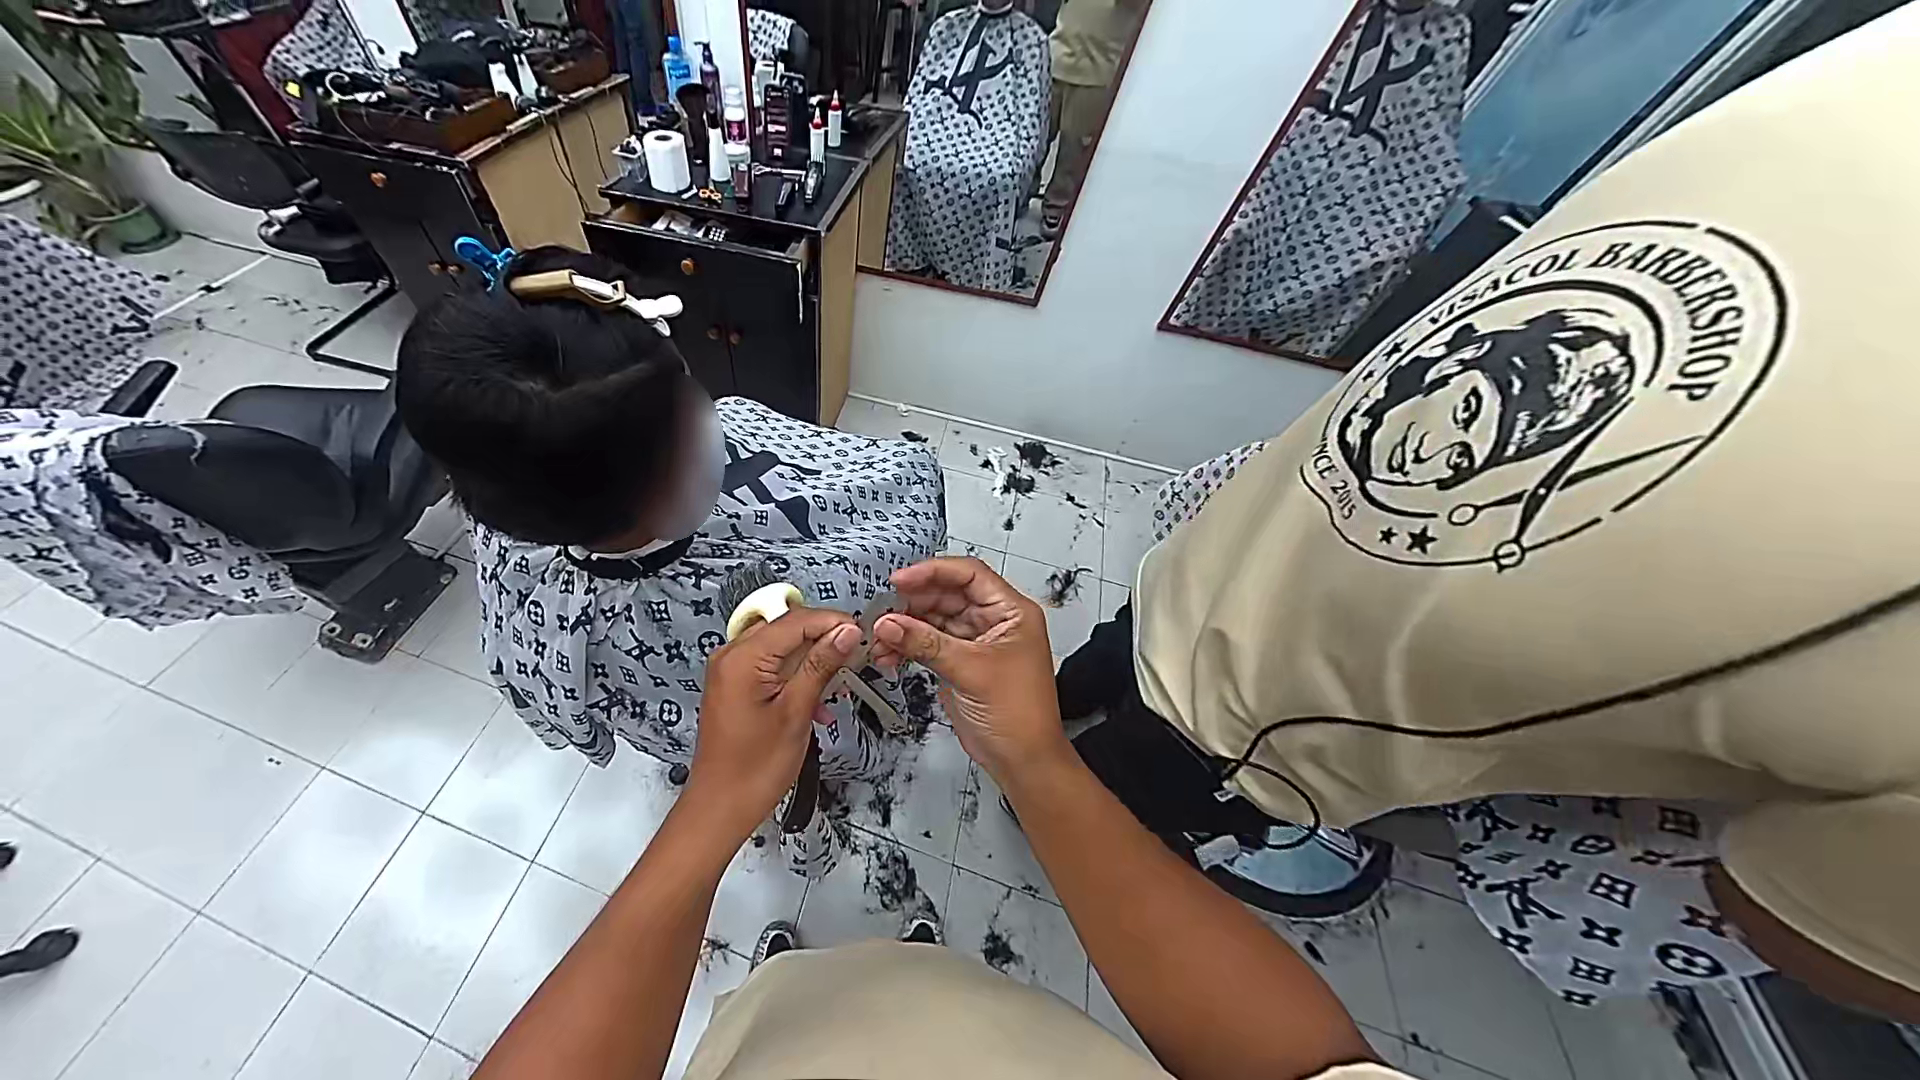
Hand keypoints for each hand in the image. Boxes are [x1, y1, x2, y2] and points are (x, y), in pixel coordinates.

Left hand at [686, 608, 858, 841]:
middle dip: (824, 640)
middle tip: (855, 655)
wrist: (721, 808)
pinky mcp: (735, 685)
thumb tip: (846, 632)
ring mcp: (731, 671)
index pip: (796, 621)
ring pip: (783, 647)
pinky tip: (818, 700)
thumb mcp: (797, 711)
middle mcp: (731, 656)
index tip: (861, 633)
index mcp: (742, 659)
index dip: (833, 623)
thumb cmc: (754, 769)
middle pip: (788, 629)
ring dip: (813, 660)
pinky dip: (797, 675)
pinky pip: (772, 665)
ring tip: (839, 683)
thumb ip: (822, 665)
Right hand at [870, 557, 1070, 780]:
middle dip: (913, 602)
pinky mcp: (961, 661)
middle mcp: (996, 621)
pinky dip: (908, 645)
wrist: (1022, 760)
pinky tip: (890, 653)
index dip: (933, 572)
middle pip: (948, 595)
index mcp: (1012, 612)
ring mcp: (977, 641)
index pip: (969, 575)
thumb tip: (891, 623)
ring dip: (906, 626)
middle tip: (883, 610)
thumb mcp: (971, 670)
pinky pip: (929, 642)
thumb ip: (927, 643)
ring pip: (934, 619)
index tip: (901, 579)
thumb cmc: (1021, 717)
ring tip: (881, 636)